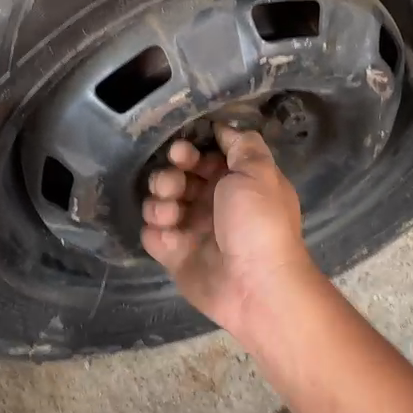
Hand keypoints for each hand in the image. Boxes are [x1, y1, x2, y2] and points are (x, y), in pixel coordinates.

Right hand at [141, 124, 322, 338]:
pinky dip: (155, 230)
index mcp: (234, 182)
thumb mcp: (259, 172)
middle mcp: (211, 203)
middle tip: (173, 185)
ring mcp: (192, 229)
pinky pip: (152, 234)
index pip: (202, 156)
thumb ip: (242, 144)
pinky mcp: (175, 255)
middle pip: (176, 176)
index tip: (180, 152)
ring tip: (170, 213)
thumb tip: (224, 127)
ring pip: (159, 202)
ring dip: (159, 202)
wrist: (257, 285)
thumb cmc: (259, 222)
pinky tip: (168, 234)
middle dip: (168, 175)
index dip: (188, 151)